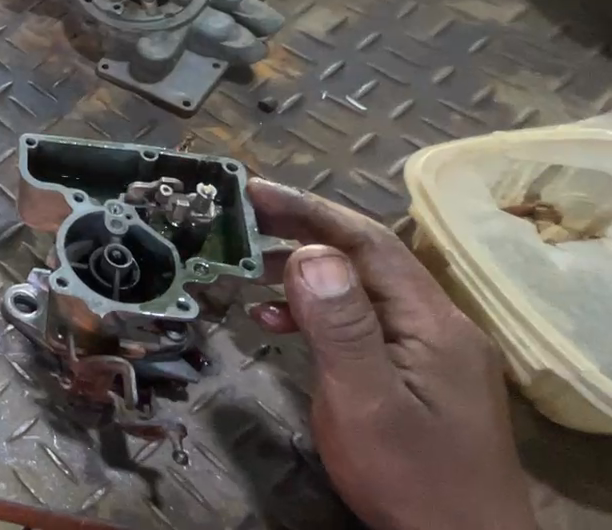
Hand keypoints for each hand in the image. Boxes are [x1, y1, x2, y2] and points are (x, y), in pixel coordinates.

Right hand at [246, 178, 534, 529]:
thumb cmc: (410, 475)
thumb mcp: (367, 400)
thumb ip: (341, 326)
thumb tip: (309, 252)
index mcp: (431, 324)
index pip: (367, 244)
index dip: (307, 210)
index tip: (248, 190)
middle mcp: (433, 325)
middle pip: (361, 257)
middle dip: (296, 229)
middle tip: (233, 215)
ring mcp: (422, 349)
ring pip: (353, 285)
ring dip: (296, 267)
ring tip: (239, 262)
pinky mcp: (406, 370)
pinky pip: (352, 317)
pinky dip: (306, 307)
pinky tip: (270, 319)